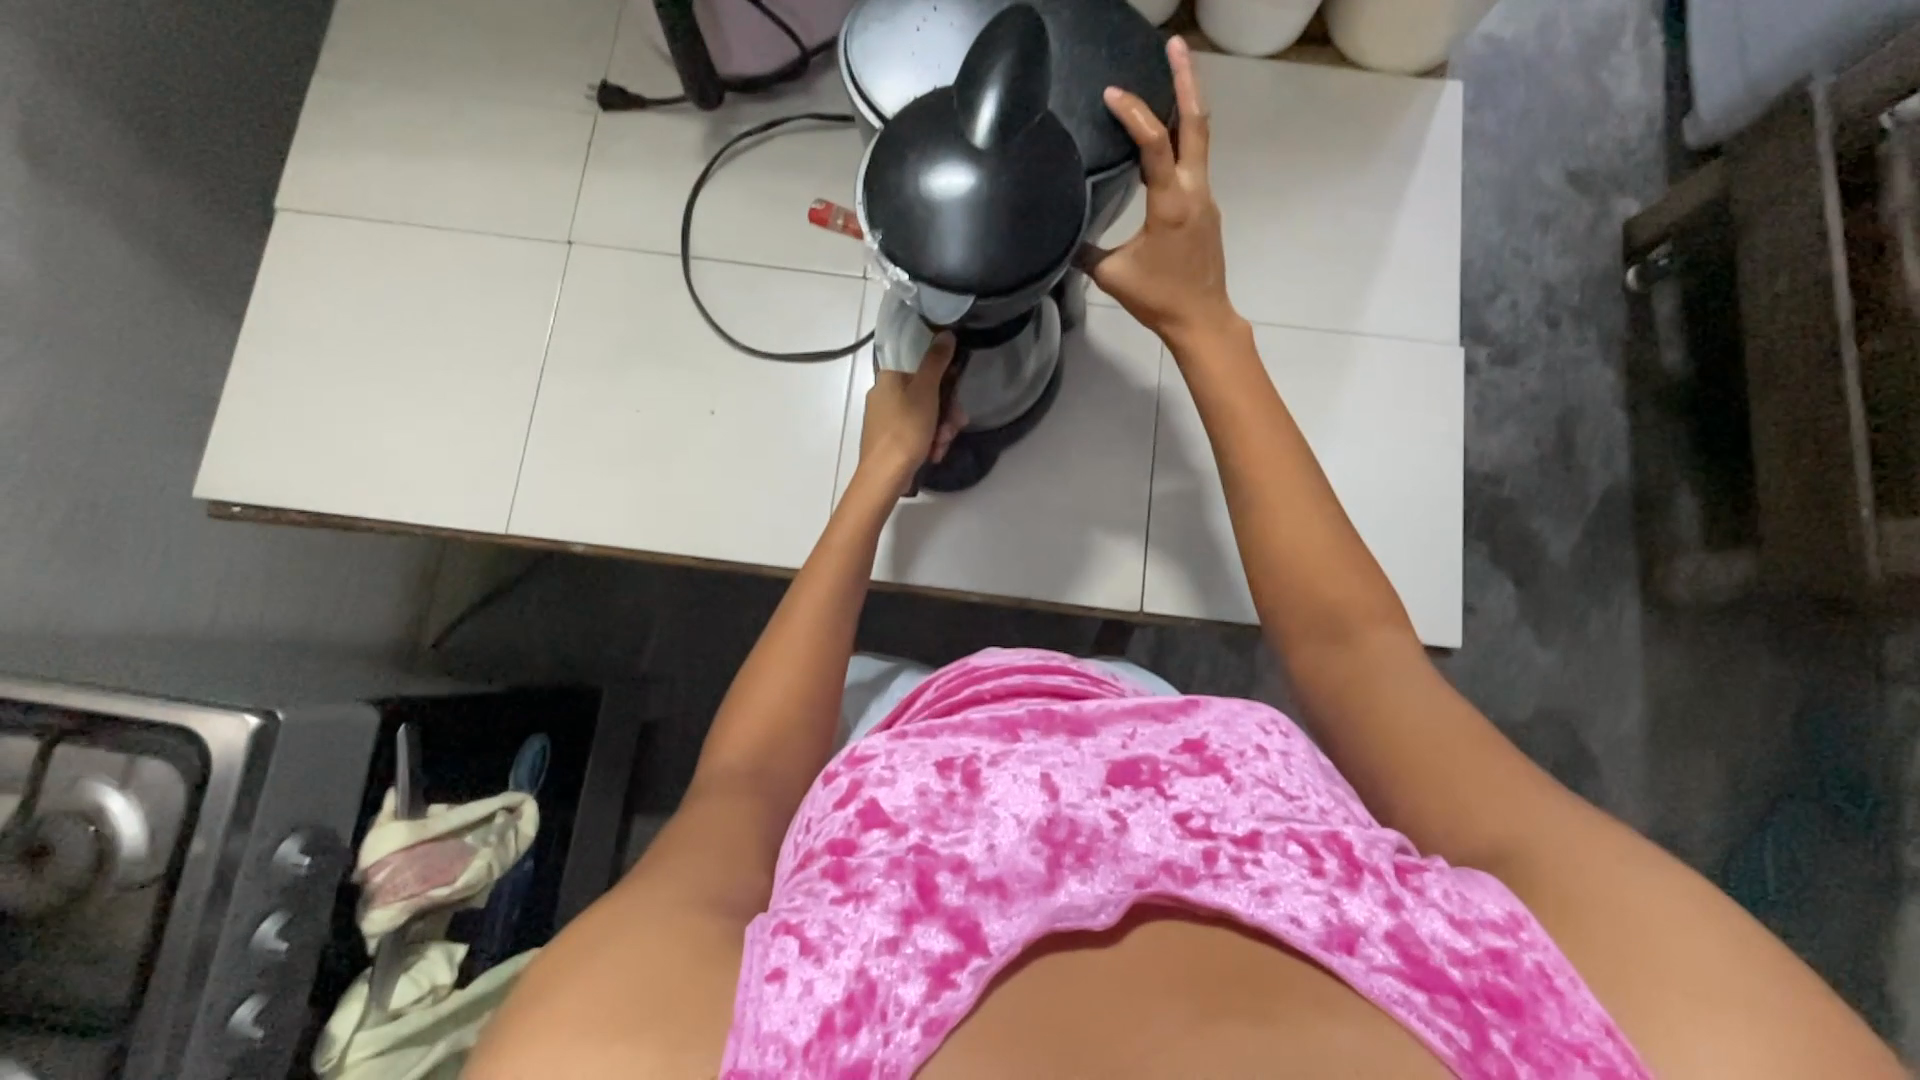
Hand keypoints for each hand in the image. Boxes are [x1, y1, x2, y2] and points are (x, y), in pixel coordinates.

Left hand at [858, 333, 964, 494]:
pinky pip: (916, 433)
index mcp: (888, 378)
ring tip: (941, 445)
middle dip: (945, 413)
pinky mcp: (890, 439)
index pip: (921, 367)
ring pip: (925, 416)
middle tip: (953, 426)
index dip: (944, 380)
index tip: (956, 394)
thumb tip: (945, 333)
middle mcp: (884, 395)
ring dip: (940, 430)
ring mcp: (885, 419)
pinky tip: (933, 453)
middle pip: (927, 395)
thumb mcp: (926, 391)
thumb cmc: (905, 429)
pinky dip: (928, 442)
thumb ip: (936, 361)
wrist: (885, 475)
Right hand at [1086, 37, 1236, 345]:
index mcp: (1170, 203)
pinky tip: (1165, 135)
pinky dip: (1181, 138)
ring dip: (1187, 103)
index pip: (1153, 144)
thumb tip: (1063, 237)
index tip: (1112, 93)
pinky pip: (1194, 162)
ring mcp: (1205, 198)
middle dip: (1186, 79)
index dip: (1133, 114)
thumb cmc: (1157, 298)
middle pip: (1196, 122)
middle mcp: (1194, 190)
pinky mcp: (1206, 209)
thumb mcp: (1112, 276)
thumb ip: (1087, 251)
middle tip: (1174, 44)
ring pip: (1200, 139)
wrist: (1201, 319)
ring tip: (1174, 72)